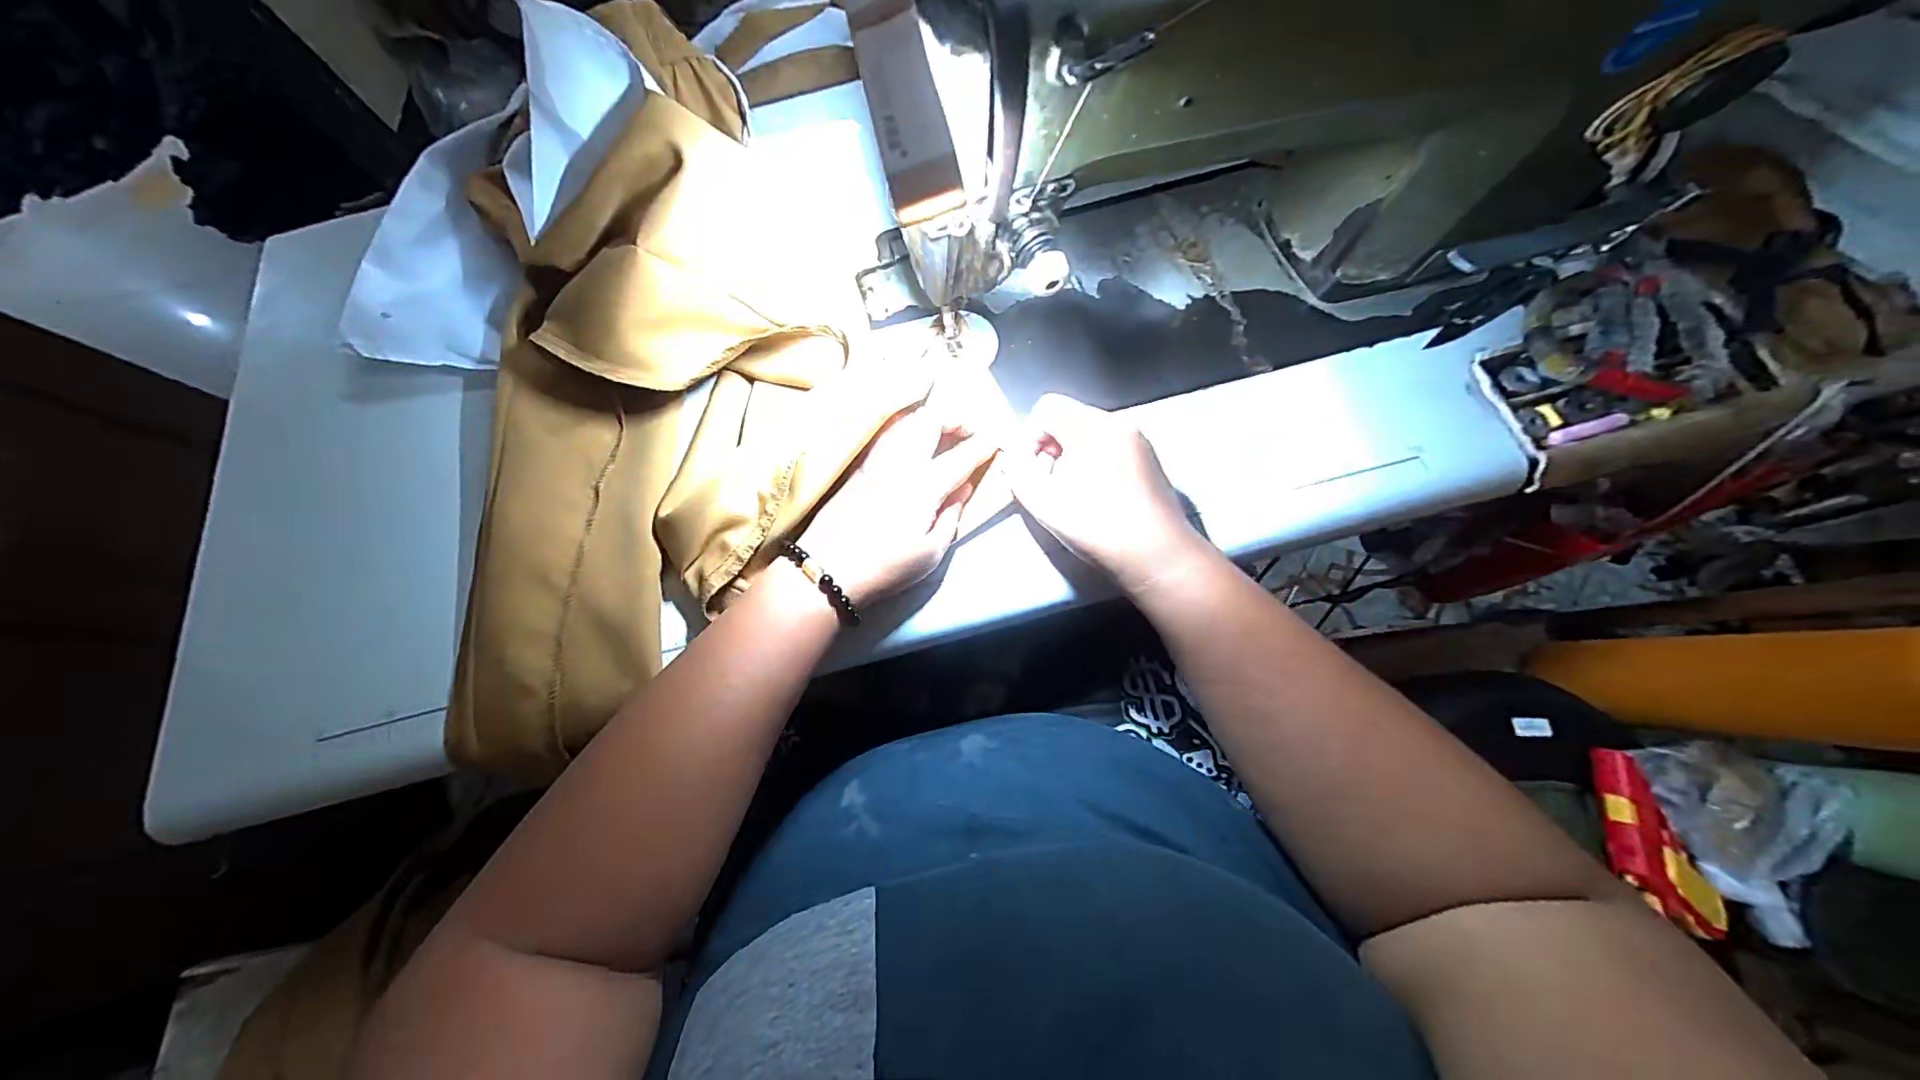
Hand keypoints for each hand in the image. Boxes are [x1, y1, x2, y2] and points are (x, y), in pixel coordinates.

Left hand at [798, 402, 997, 607]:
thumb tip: (962, 490)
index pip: (962, 455)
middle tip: (967, 432)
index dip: (983, 446)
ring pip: (904, 422)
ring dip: (927, 420)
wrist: (826, 568)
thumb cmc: (884, 568)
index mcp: (925, 485)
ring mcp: (874, 462)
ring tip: (938, 433)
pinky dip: (903, 430)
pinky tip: (906, 444)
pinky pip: (885, 436)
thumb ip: (950, 516)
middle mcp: (900, 463)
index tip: (995, 442)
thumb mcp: (930, 553)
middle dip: (954, 419)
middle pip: (930, 420)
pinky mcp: (856, 469)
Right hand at [1001, 393, 1205, 594]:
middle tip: (1045, 480)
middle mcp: (1118, 422)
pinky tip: (1096, 493)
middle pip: (1068, 415)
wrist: (1158, 555)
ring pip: (1090, 430)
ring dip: (1070, 452)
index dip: (1028, 437)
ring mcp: (1138, 438)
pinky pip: (1110, 443)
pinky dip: (1094, 459)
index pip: (1045, 408)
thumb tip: (1017, 458)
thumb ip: (1018, 473)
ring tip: (1069, 489)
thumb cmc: (1097, 528)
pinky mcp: (1148, 456)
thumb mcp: (1042, 503)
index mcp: (1092, 427)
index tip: (1029, 469)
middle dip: (1049, 444)